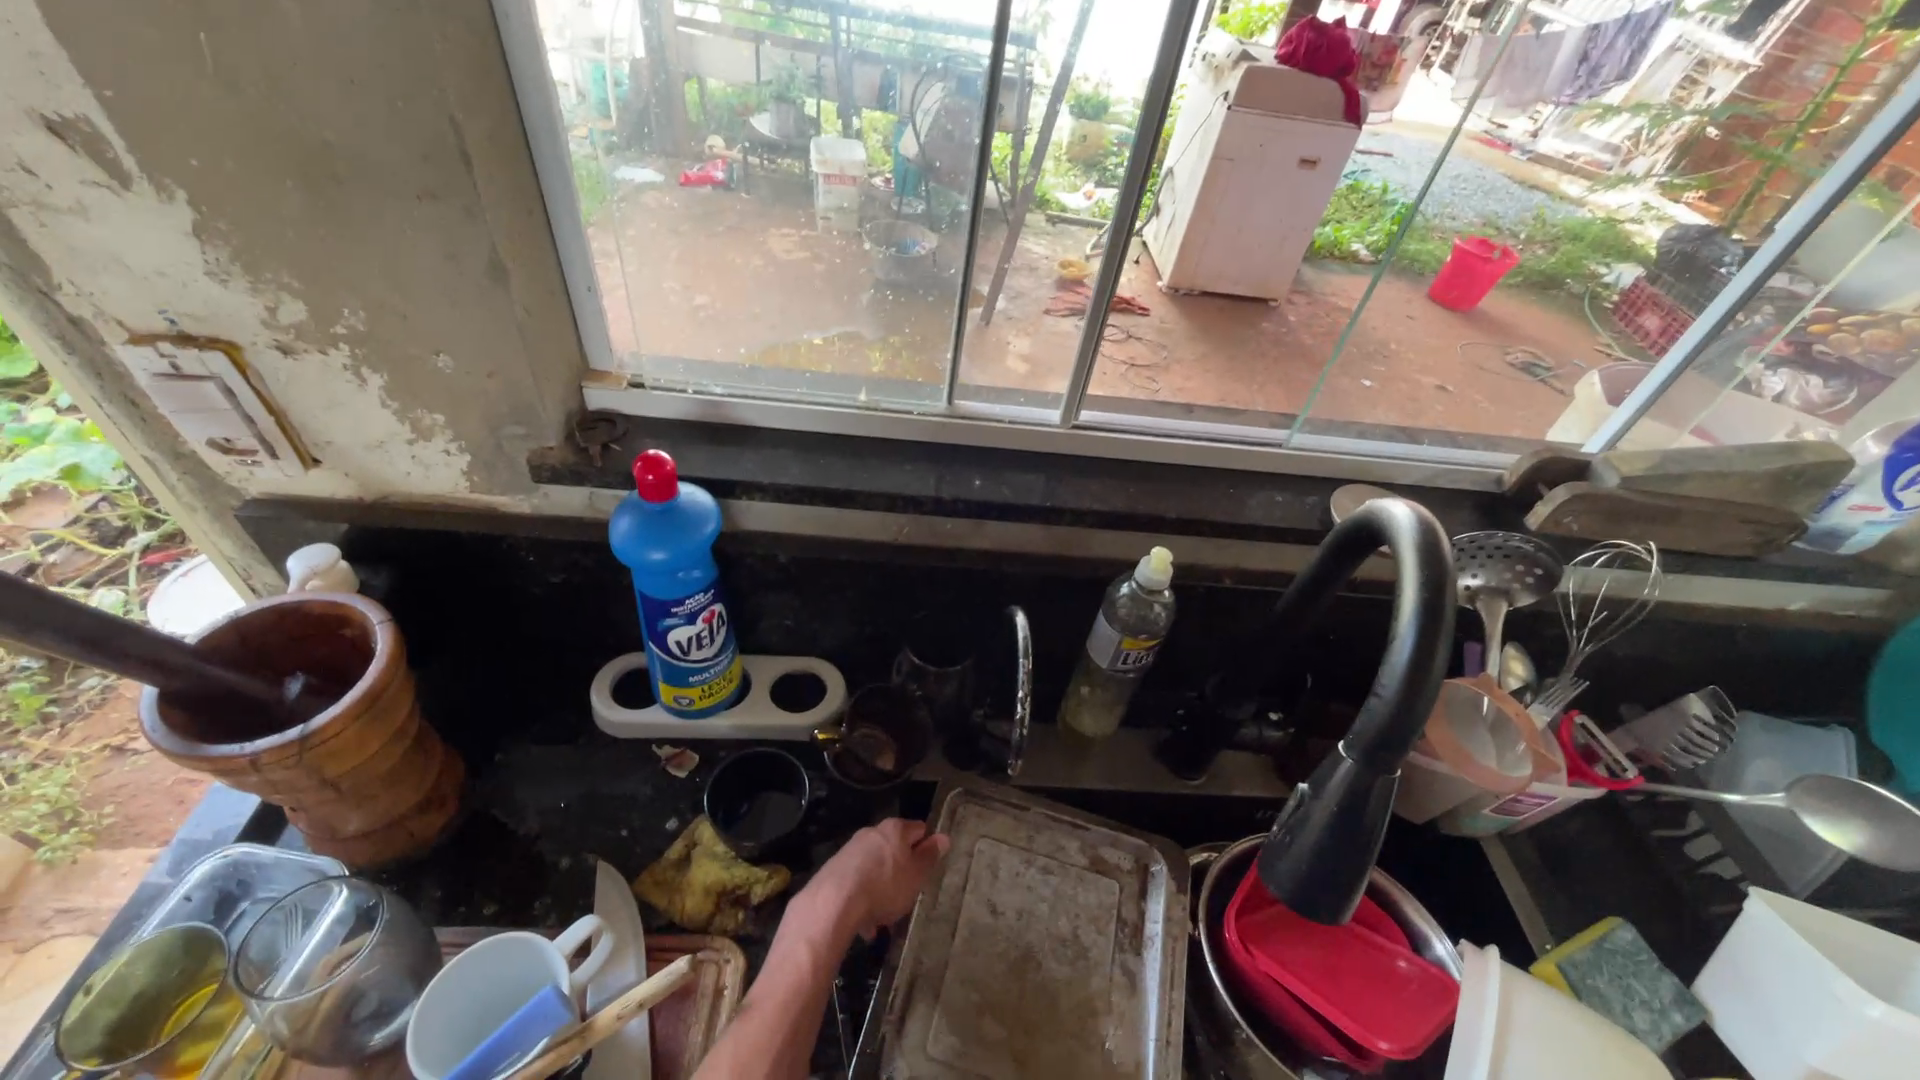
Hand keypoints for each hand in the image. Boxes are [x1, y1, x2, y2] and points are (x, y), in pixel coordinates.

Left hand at [807, 818, 949, 938]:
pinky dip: (864, 899)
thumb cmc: (885, 886)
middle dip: (902, 872)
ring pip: (875, 869)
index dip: (926, 848)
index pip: (919, 829)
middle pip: (894, 850)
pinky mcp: (834, 871)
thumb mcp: (916, 874)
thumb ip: (930, 856)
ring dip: (882, 890)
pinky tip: (865, 925)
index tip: (928, 868)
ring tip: (885, 919)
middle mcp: (871, 833)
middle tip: (909, 895)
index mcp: (894, 829)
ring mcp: (850, 851)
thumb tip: (943, 837)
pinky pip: (857, 884)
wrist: (834, 903)